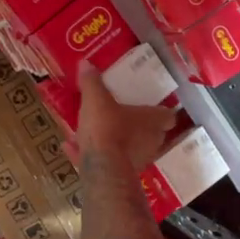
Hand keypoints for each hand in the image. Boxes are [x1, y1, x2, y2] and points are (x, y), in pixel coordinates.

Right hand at [75, 60, 176, 174]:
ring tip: (94, 132)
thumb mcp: (96, 99)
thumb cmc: (107, 127)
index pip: (168, 116)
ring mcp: (137, 161)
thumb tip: (86, 63)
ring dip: (114, 141)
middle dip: (137, 126)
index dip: (162, 111)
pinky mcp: (119, 175)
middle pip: (151, 133)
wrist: (101, 167)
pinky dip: (93, 153)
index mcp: (152, 121)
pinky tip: (71, 147)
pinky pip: (106, 161)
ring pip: (128, 149)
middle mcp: (151, 142)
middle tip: (123, 116)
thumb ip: (92, 82)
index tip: (154, 107)